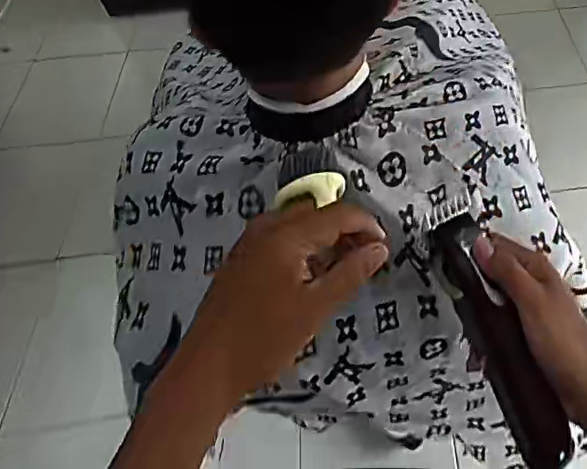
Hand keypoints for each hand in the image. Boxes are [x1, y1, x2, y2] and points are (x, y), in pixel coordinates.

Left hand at [188, 201, 387, 400]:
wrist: (203, 373)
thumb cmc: (262, 341)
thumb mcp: (315, 309)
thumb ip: (350, 273)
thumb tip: (379, 248)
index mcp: (286, 234)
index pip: (338, 214)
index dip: (366, 225)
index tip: (383, 247)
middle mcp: (267, 226)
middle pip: (319, 212)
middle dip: (346, 229)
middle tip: (364, 257)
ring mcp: (250, 239)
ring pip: (300, 222)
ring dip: (324, 237)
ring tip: (340, 269)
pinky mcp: (241, 255)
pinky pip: (282, 234)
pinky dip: (303, 245)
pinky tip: (309, 276)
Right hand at [473, 233, 586, 423]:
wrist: (586, 390)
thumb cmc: (567, 344)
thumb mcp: (531, 300)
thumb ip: (506, 270)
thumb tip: (482, 245)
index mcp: (536, 268)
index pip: (498, 245)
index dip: (475, 251)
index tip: (454, 263)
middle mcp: (533, 284)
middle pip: (493, 274)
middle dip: (475, 292)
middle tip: (465, 307)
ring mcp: (530, 310)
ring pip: (494, 303)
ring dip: (481, 320)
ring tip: (476, 339)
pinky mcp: (528, 334)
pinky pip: (500, 328)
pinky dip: (490, 338)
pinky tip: (486, 354)